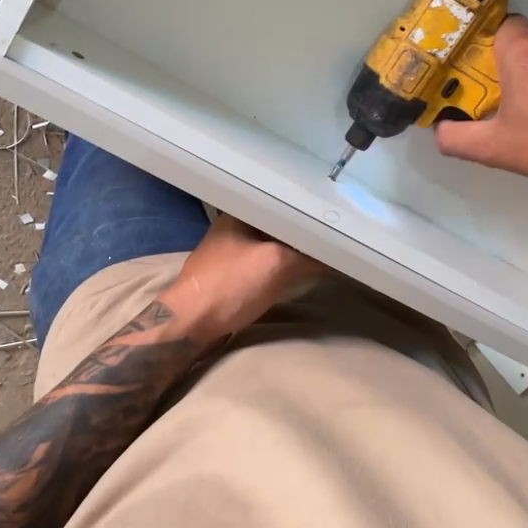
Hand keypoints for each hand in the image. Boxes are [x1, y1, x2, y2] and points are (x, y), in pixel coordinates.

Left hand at [158, 215, 321, 337]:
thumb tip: (338, 251)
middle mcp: (231, 228)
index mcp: (239, 213)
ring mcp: (226, 253)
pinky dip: (276, 268)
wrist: (190, 323)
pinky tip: (292, 273)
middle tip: (330, 237)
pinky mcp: (226, 276)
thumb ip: (307, 255)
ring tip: (317, 253)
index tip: (331, 218)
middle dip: (300, 233)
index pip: (280, 204)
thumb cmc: (231, 284)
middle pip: (275, 226)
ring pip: (267, 247)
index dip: (306, 212)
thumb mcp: (276, 264)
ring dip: (289, 252)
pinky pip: (259, 266)